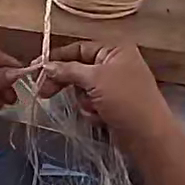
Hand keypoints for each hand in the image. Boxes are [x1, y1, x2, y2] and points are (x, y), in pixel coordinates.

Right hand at [36, 41, 176, 147]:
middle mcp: (115, 63)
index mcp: (115, 49)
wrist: (148, 136)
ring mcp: (114, 85)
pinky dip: (92, 111)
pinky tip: (101, 118)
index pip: (78, 48)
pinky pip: (91, 103)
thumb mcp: (95, 79)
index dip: (56, 58)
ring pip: (82, 89)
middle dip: (66, 83)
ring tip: (95, 108)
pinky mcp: (112, 104)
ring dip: (84, 101)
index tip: (36, 68)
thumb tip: (46, 66)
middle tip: (44, 93)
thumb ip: (68, 70)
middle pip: (78, 69)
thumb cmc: (125, 100)